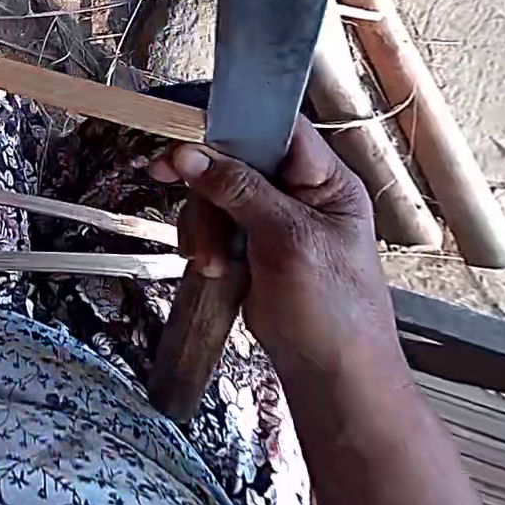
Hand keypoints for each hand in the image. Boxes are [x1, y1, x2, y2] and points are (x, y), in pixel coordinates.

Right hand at [150, 120, 400, 369]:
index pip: (276, 128)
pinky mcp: (246, 240)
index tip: (188, 138)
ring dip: (202, 223)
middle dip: (207, 187)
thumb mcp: (288, 241)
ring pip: (213, 190)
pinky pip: (208, 219)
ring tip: (211, 261)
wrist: (330, 379)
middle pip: (233, 158)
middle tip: (171, 183)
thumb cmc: (334, 314)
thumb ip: (240, 191)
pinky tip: (212, 266)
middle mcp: (296, 190)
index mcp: (325, 180)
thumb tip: (190, 154)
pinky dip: (201, 239)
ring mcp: (269, 216)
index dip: (233, 125)